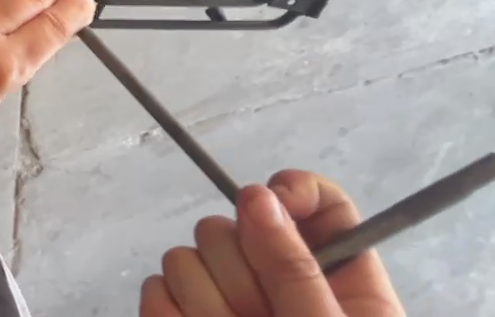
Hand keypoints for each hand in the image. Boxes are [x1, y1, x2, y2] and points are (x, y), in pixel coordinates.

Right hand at [142, 171, 405, 316]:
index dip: (295, 190)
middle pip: (231, 225)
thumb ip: (296, 273)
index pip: (323, 206)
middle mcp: (277, 282)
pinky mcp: (178, 313)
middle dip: (238, 274)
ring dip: (206, 305)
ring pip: (186, 256)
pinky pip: (155, 287)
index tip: (270, 198)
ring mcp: (223, 298)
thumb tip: (258, 193)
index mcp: (339, 285)